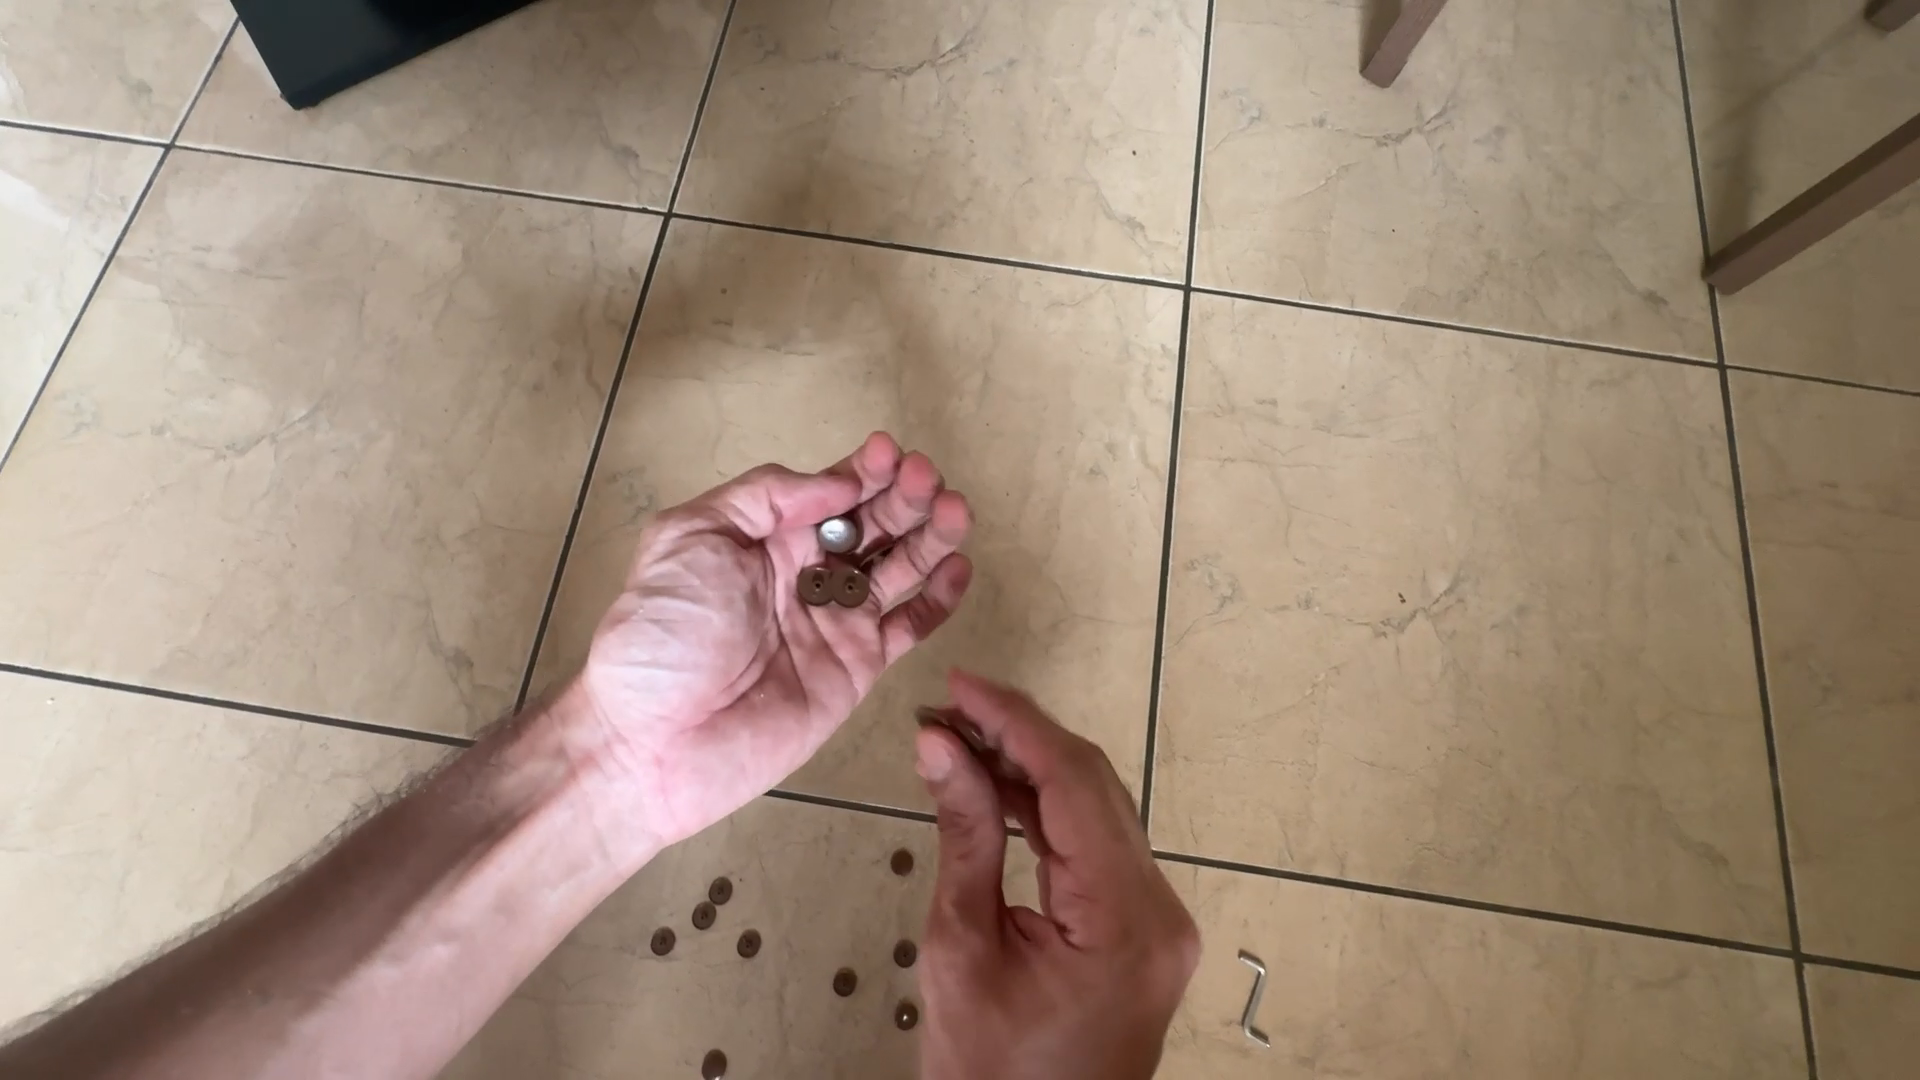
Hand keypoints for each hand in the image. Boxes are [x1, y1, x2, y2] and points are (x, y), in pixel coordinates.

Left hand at [558, 432, 972, 851]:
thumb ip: (765, 497)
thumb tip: (837, 485)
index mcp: (768, 538)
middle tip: (930, 477)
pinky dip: (937, 599)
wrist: (657, 740)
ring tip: (956, 509)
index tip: (889, 453)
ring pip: (899, 569)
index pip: (830, 494)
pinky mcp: (860, 667)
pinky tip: (958, 566)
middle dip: (904, 497)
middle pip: (873, 526)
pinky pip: (909, 627)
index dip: (863, 472)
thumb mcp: (692, 535)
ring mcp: (839, 621)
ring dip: (931, 536)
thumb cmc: (666, 629)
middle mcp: (809, 573)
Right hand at [916, 671, 1200, 1079]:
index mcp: (1125, 917)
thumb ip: (962, 834)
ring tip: (962, 736)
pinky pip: (1089, 841)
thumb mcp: (960, 948)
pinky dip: (1041, 807)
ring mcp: (1154, 914)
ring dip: (1027, 765)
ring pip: (1092, 805)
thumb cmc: (985, 1069)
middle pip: (1090, 786)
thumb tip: (938, 741)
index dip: (1015, 722)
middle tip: (950, 707)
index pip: (1072, 783)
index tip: (960, 685)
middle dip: (1018, 735)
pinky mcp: (1137, 921)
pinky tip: (995, 782)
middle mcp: (1158, 905)